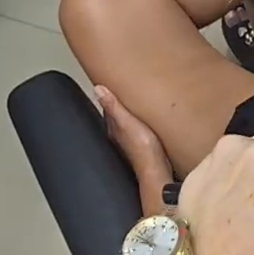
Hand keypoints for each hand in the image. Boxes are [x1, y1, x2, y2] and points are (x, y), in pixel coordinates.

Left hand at [95, 85, 173, 216]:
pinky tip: (143, 123)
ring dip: (128, 115)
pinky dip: (137, 124)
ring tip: (133, 104)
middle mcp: (118, 135)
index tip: (112, 85)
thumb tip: (97, 88)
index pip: (107, 109)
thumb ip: (114, 106)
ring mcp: (129, 142)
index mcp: (113, 127)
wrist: (155, 169)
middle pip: (116, 117)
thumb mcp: (128, 122)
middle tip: (123, 92)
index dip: (110, 96)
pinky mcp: (141, 147)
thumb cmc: (142, 147)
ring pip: (125, 124)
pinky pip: (136, 131)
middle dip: (119, 106)